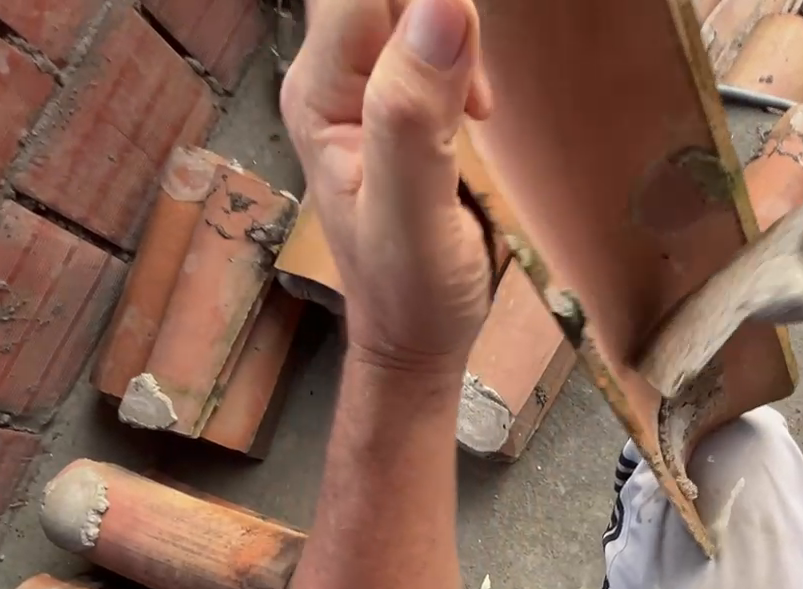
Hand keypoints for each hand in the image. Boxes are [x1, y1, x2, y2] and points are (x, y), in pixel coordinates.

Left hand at [280, 0, 495, 375]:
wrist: (416, 340)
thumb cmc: (413, 296)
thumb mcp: (414, 215)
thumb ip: (416, 116)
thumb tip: (447, 3)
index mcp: (322, 96)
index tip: (469, 47)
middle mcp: (334, 80)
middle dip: (439, 13)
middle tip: (474, 90)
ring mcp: (367, 95)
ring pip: (408, 7)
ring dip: (456, 36)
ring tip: (479, 108)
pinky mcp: (400, 111)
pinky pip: (427, 44)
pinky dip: (463, 57)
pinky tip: (478, 110)